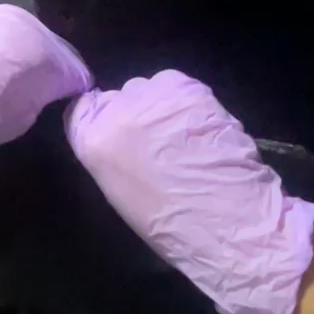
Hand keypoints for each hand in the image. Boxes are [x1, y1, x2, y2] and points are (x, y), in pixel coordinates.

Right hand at [67, 70, 313, 313]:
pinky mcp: (187, 91)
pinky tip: (200, 128)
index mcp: (92, 141)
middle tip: (156, 141)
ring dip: (160, 106)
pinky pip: (176, 85)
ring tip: (183, 137)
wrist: (232, 228)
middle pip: (117, 95)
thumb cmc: (171, 224)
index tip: (119, 134)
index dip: (101, 117)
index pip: (81, 108)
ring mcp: (152, 97)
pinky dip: (186, 101)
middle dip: (133, 113)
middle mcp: (116, 111)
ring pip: (148, 88)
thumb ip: (108, 150)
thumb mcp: (117, 188)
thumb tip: (114, 130)